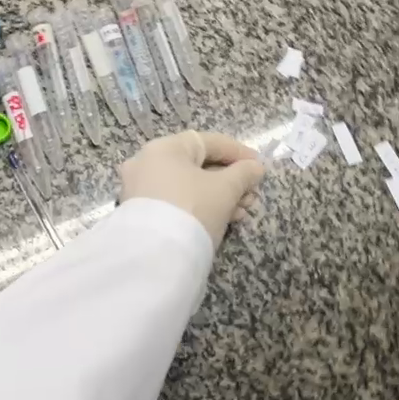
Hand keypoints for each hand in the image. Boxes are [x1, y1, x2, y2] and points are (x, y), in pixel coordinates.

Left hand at [119, 131, 265, 246]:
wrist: (156, 257)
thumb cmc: (193, 210)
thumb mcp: (225, 190)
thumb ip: (243, 174)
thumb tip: (255, 167)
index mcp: (164, 148)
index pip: (208, 142)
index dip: (237, 152)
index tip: (258, 166)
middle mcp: (146, 162)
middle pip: (197, 165)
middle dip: (230, 180)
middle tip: (251, 195)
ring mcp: (139, 189)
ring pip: (187, 185)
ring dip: (218, 195)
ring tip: (242, 211)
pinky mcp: (140, 214)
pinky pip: (176, 201)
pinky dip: (199, 205)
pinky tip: (223, 219)